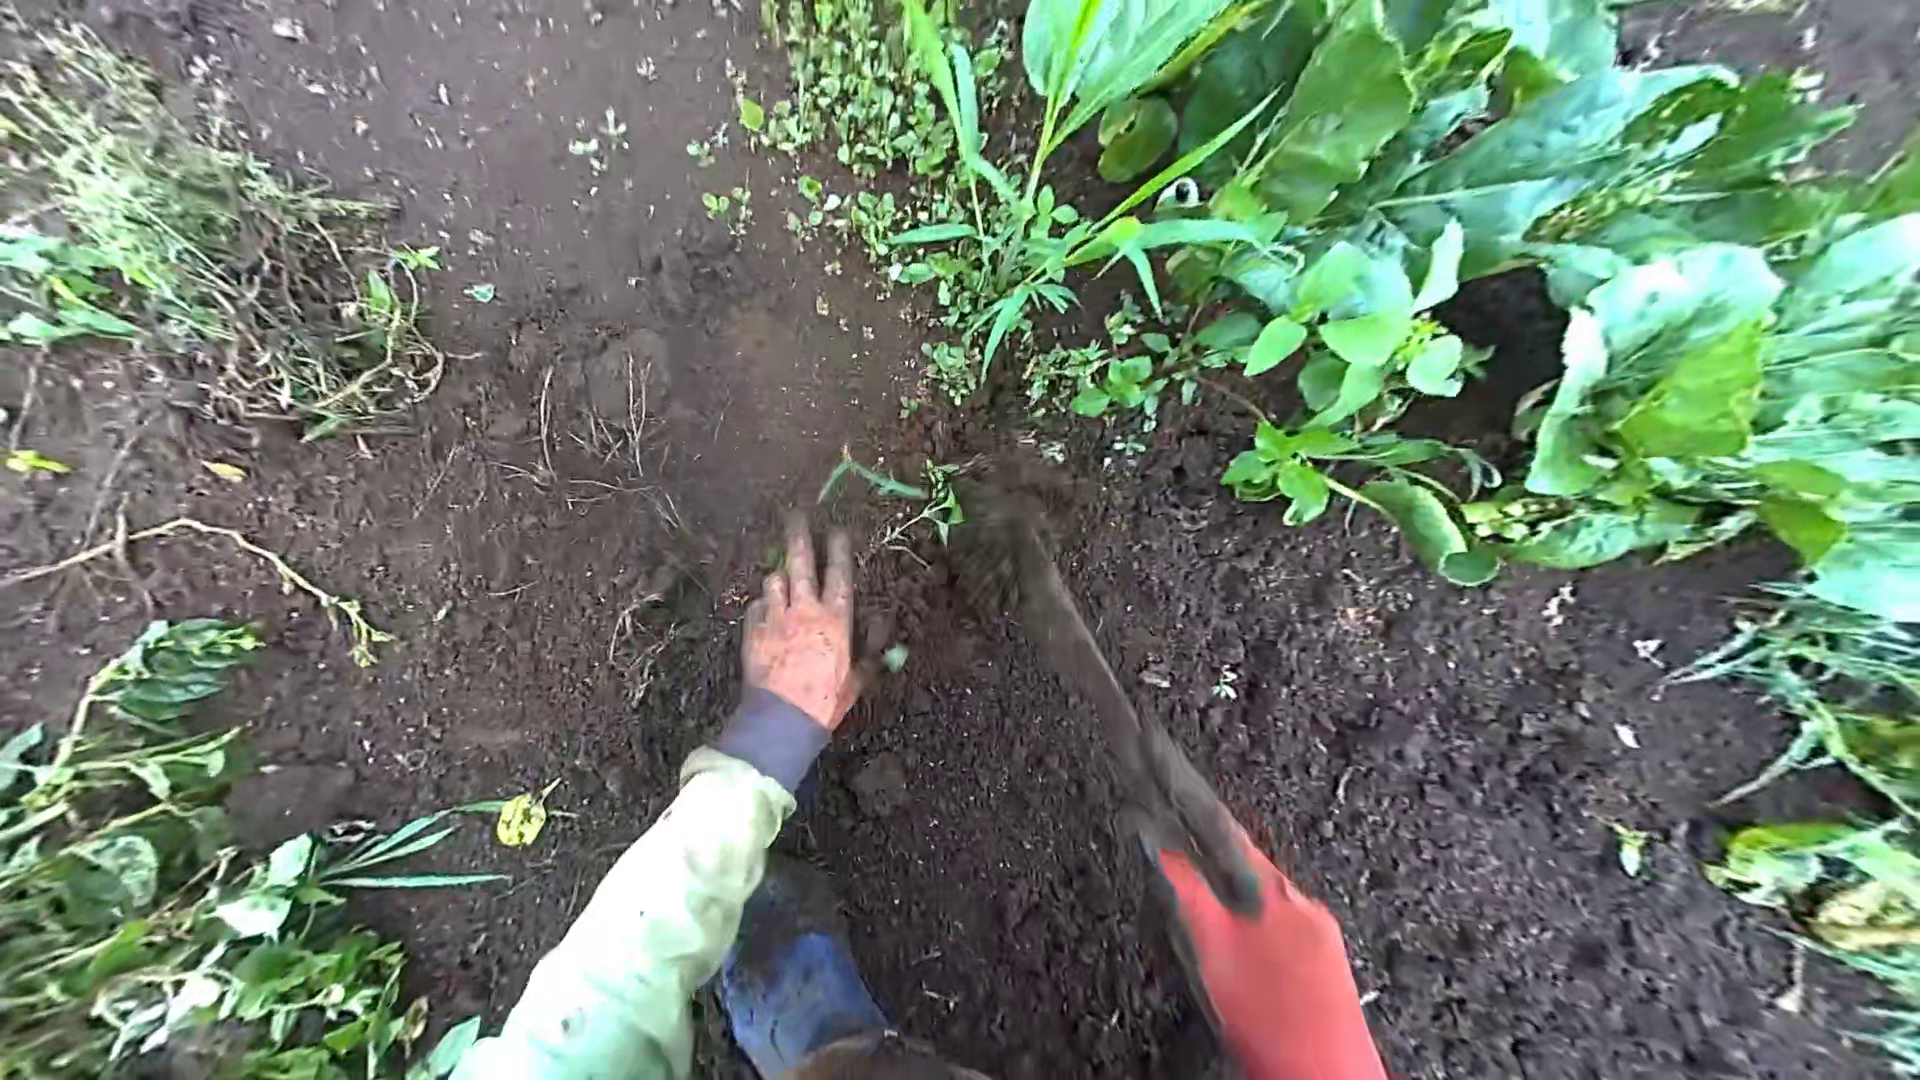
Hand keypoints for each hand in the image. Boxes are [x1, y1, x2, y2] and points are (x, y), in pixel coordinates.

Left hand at [743, 513, 858, 730]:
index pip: (839, 573)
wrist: (782, 718)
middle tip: (796, 516)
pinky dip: (762, 605)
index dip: (839, 549)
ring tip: (782, 574)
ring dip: (779, 575)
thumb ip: (869, 658)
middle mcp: (804, 610)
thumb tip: (884, 648)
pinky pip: (756, 607)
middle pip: (801, 562)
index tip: (837, 530)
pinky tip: (765, 610)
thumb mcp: (856, 680)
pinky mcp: (753, 631)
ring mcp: (775, 618)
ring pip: (774, 580)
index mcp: (835, 618)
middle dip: (799, 536)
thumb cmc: (825, 700)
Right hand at [1157, 817, 1385, 1079]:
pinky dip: (1254, 925)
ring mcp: (1317, 932)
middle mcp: (1300, 901)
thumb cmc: (1271, 1022)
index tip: (1166, 773)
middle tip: (1179, 855)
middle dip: (1211, 858)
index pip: (1223, 826)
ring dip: (1233, 896)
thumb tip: (1156, 842)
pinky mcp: (1323, 961)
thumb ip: (1182, 887)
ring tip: (1213, 925)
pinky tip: (1244, 952)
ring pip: (1261, 894)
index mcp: (1272, 888)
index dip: (1191, 800)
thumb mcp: (1208, 946)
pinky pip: (1279, 924)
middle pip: (1243, 860)